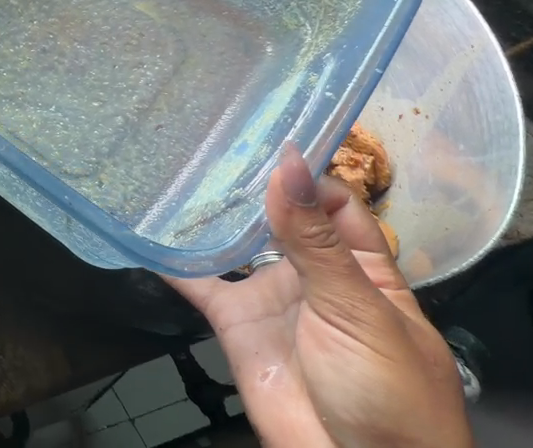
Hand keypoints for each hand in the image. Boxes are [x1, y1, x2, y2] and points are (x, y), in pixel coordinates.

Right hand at [164, 144, 471, 447]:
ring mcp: (271, 296)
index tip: (262, 136)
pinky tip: (141, 226)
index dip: (305, 172)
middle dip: (247, 183)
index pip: (335, 204)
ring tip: (170, 169)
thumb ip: (314, 240)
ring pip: (232, 242)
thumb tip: (290, 165)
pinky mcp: (233, 319)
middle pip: (277, 216)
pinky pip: (195, 280)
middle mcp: (313, 274)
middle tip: (203, 139)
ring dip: (206, 213)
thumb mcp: (359, 312)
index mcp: (362, 269)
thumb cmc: (390, 396)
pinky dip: (167, 256)